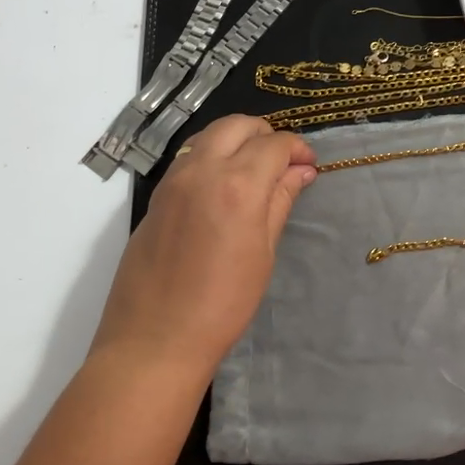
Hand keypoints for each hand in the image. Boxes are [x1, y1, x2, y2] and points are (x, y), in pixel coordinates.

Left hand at [93, 115, 317, 372]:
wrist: (154, 340)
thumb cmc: (222, 305)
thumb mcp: (263, 253)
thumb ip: (280, 202)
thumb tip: (301, 172)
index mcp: (238, 185)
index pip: (274, 144)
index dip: (298, 149)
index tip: (309, 166)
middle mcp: (202, 170)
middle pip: (238, 124)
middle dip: (265, 134)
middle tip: (283, 163)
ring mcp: (173, 180)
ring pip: (209, 135)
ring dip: (236, 140)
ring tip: (254, 172)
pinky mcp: (156, 195)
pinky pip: (188, 157)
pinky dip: (211, 155)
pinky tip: (224, 187)